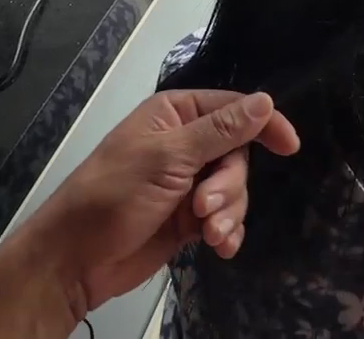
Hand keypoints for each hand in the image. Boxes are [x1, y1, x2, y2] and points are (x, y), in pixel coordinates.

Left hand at [23, 90, 300, 312]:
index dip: (264, 125)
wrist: (73, 261)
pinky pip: (224, 217)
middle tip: (208, 209)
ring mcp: (187, 181)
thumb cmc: (114, 195)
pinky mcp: (187, 217)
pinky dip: (227, 232)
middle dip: (230, 185)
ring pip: (233, 189)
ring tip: (209, 234)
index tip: (290, 146)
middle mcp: (186, 142)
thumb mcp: (169, 157)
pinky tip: (222, 248)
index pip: (234, 109)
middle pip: (237, 154)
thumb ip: (221, 130)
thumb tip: (266, 101)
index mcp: (177, 113)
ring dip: (228, 212)